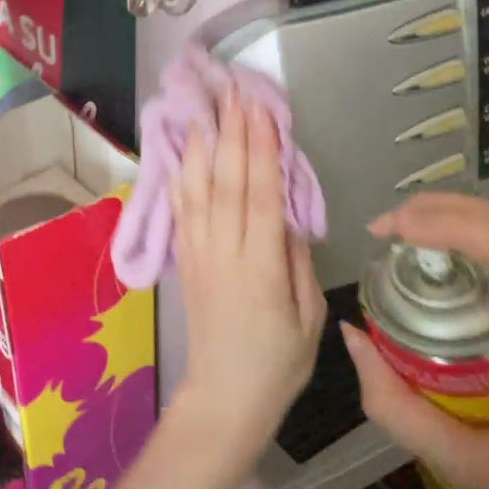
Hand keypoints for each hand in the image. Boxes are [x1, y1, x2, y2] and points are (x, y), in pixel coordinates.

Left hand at [169, 89, 326, 453]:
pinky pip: (182, 211)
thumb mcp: (307, 316)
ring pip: (197, 189)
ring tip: (204, 110)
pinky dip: (181, 178)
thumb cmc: (277, 362)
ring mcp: (199, 253)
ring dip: (201, 146)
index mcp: (260, 265)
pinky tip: (182, 154)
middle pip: (225, 181)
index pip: (259, 194)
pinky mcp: (185, 260)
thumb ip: (298, 262)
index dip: (260, 148)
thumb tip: (288, 218)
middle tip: (234, 92)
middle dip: (231, 133)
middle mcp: (224, 250)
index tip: (261, 110)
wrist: (223, 396)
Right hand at [341, 194, 488, 488]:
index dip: (457, 229)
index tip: (391, 232)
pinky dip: (475, 238)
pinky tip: (437, 255)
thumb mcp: (466, 470)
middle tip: (383, 230)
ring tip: (400, 234)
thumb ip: (398, 409)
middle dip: (446, 213)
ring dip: (459, 219)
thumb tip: (352, 333)